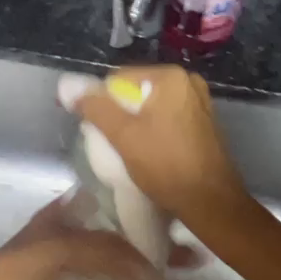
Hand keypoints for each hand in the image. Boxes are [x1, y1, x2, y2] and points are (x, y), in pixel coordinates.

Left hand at [0, 196, 162, 279]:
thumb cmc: (13, 277)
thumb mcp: (54, 249)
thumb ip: (100, 250)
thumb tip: (148, 265)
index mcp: (61, 220)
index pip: (106, 205)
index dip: (138, 206)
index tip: (173, 208)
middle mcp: (74, 248)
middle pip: (123, 243)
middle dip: (157, 247)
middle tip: (194, 253)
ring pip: (127, 278)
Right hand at [64, 64, 253, 229]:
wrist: (211, 203)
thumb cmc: (166, 165)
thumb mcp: (124, 136)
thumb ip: (96, 108)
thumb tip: (69, 86)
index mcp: (171, 76)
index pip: (120, 79)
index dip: (104, 103)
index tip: (101, 131)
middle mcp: (188, 82)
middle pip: (137, 91)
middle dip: (122, 114)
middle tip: (115, 143)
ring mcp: (200, 102)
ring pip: (152, 106)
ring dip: (137, 124)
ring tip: (130, 150)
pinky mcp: (204, 122)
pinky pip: (168, 118)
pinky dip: (155, 130)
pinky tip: (151, 153)